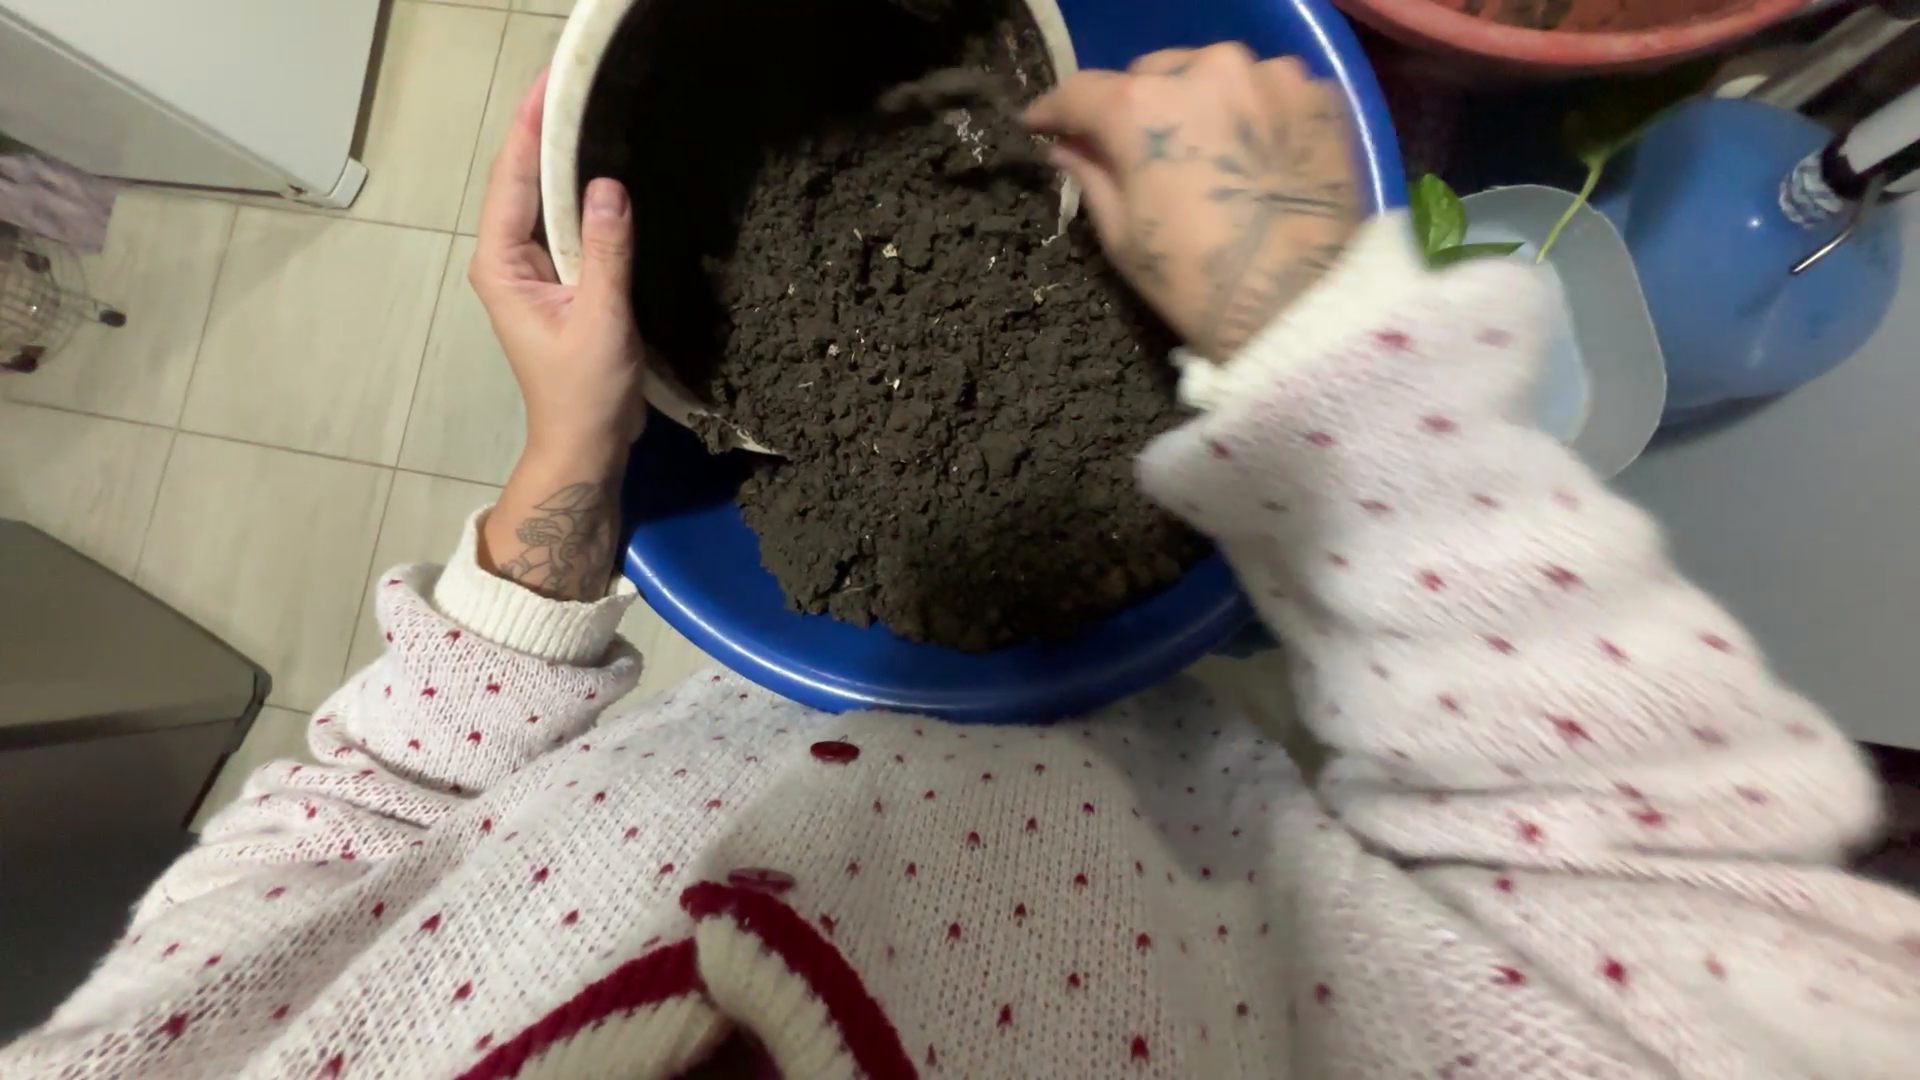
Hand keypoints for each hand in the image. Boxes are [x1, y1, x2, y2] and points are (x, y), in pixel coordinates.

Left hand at [469, 70, 646, 460]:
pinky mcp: (563, 290)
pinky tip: (612, 191)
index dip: (530, 129)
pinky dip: (589, 211)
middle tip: (580, 91)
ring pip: (549, 211)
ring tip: (596, 125)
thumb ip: (606, 254)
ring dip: (569, 172)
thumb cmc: (585, 391)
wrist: (587, 442)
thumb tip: (611, 187)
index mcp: (503, 264)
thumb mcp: (600, 321)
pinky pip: (573, 238)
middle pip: (525, 187)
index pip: (513, 181)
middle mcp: (511, 261)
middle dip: (547, 138)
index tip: (552, 82)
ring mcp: (536, 276)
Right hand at [1025, 45, 1359, 361]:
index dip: (1053, 109)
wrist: (1295, 304)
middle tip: (1132, 152)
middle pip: (1149, 76)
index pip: (1081, 91)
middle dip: (1132, 109)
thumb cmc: (1191, 280)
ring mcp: (1267, 73)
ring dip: (1192, 105)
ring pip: (1208, 74)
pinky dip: (1245, 113)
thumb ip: (1090, 176)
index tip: (1039, 124)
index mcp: (1142, 108)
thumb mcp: (1121, 237)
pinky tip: (1247, 158)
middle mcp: (1205, 68)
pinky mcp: (1316, 90)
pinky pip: (1262, 89)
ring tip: (1198, 155)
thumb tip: (1065, 147)